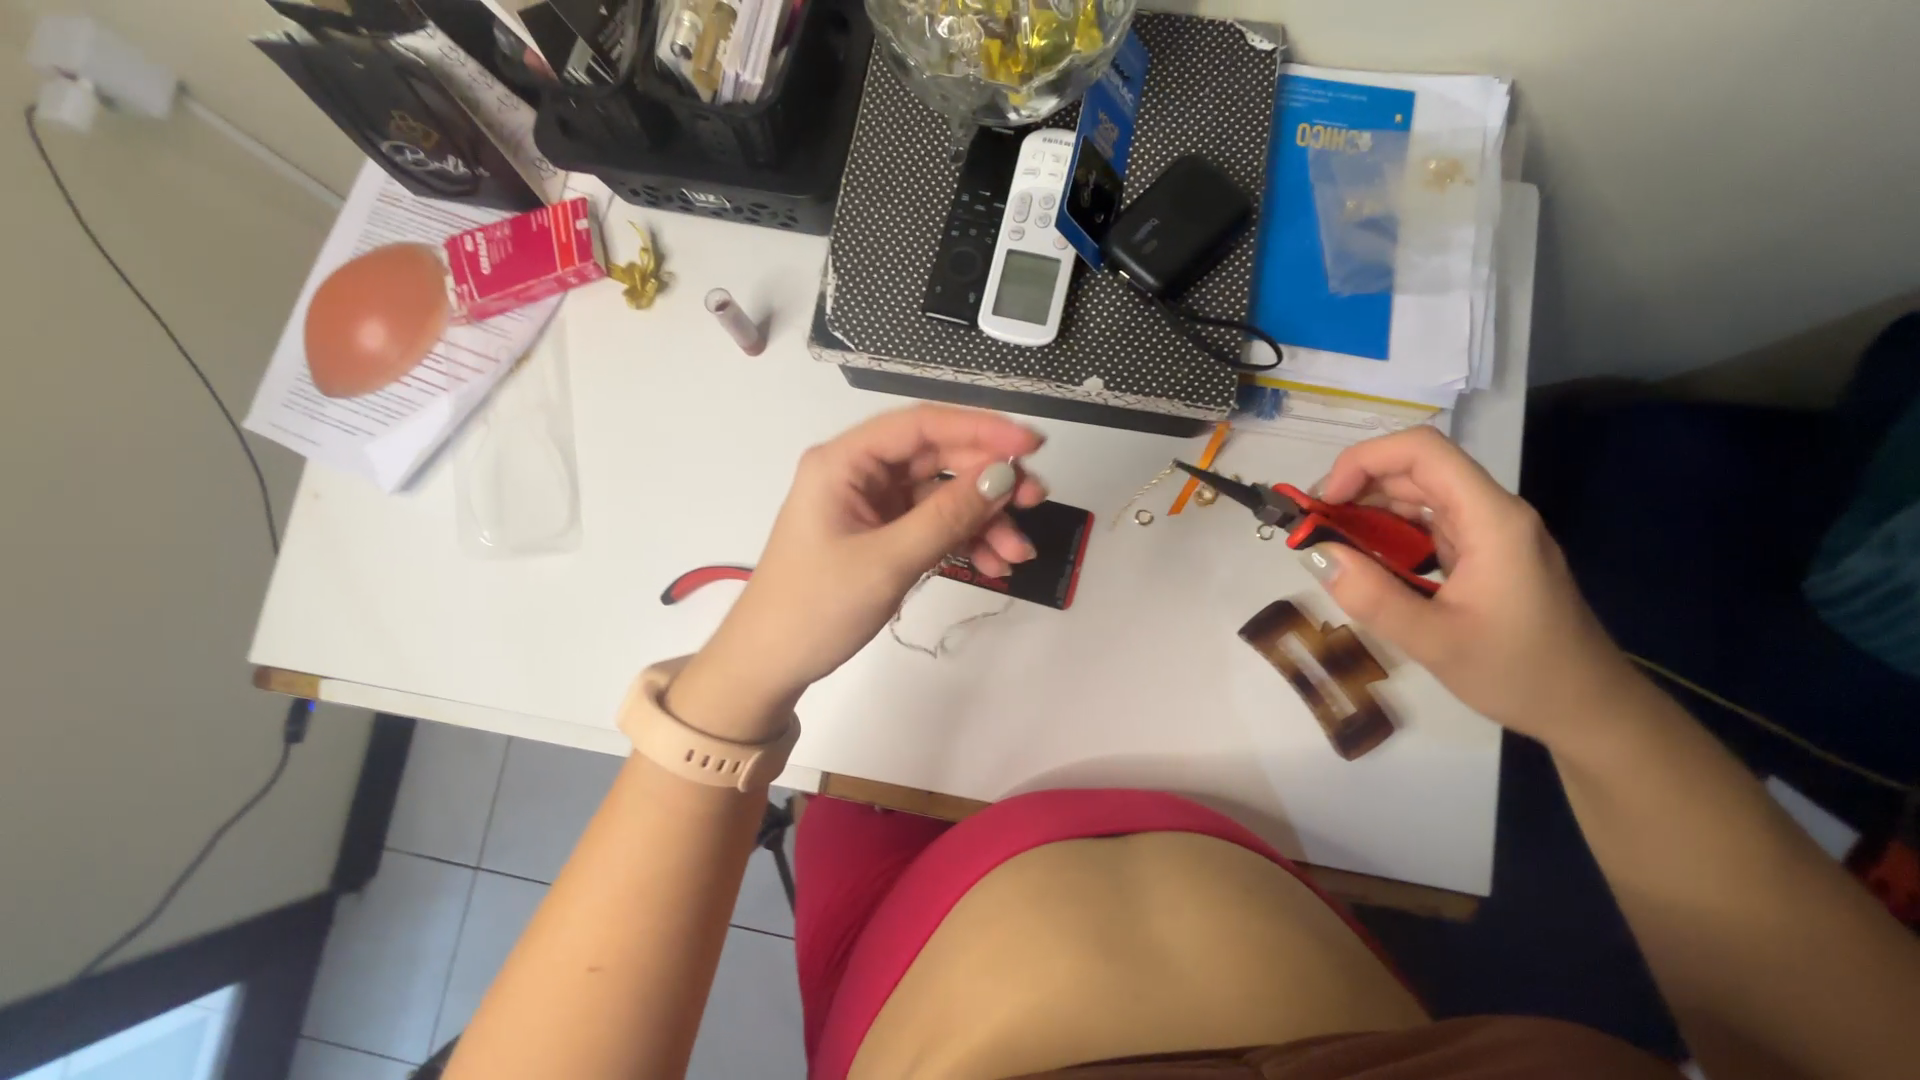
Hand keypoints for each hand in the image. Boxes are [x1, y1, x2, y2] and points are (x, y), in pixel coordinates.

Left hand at [673, 406, 1046, 734]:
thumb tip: (1004, 477)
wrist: (770, 663)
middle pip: (938, 458)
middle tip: (1036, 501)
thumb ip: (947, 516)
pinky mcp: (881, 535)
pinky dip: (965, 541)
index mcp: (843, 462)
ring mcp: (871, 505)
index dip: (980, 429)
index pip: (921, 425)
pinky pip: (933, 525)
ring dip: (984, 519)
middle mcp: (859, 473)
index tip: (1031, 447)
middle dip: (989, 481)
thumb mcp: (887, 561)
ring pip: (942, 496)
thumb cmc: (814, 608)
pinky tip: (994, 563)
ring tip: (1017, 551)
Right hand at [1304, 426, 1632, 741]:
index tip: (1325, 501)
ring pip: (1422, 495)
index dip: (1365, 460)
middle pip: (1418, 469)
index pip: (1423, 451)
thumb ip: (1372, 597)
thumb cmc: (1520, 673)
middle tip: (1315, 529)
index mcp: (1491, 520)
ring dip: (1371, 510)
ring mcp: (1492, 533)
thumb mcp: (1435, 642)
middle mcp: (1493, 513)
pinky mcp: (1487, 555)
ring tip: (1332, 545)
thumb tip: (1315, 555)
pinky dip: (1391, 533)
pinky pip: (1432, 525)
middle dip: (1359, 486)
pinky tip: (1367, 562)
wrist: (1589, 710)